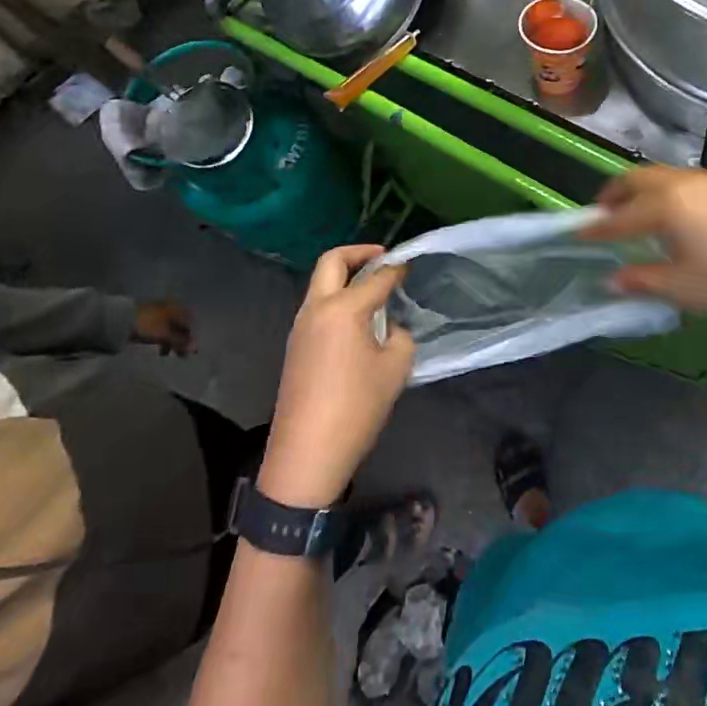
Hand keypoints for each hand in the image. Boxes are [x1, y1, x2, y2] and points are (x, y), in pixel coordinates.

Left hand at [132, 300, 195, 355]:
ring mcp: (158, 313)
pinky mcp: (147, 319)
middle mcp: (170, 307)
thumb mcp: (166, 334)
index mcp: (177, 307)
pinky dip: (162, 340)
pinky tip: (159, 348)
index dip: (192, 336)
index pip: (190, 322)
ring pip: (170, 328)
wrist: (120, 319)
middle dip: (181, 341)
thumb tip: (194, 348)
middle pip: (180, 326)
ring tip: (166, 354)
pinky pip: (160, 330)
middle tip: (181, 355)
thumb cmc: (147, 324)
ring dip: (171, 342)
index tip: (191, 349)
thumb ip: (181, 341)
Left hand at [258, 245, 415, 508]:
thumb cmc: (357, 407)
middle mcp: (316, 309)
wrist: (308, 452)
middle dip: (358, 253)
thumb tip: (390, 329)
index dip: (397, 269)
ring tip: (374, 290)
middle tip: (383, 259)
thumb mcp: (396, 368)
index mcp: (343, 310)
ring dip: (345, 278)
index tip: (411, 265)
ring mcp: (300, 327)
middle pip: (331, 263)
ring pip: (320, 285)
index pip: (375, 278)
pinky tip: (358, 320)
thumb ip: (399, 336)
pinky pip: (317, 308)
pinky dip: (337, 300)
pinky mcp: (295, 346)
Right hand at [582, 166, 706, 347]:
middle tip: (604, 216)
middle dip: (616, 195)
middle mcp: (688, 182)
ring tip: (640, 218)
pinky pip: (692, 183)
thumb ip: (642, 279)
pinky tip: (683, 220)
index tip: (576, 234)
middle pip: (639, 179)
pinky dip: (672, 194)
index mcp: (668, 205)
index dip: (596, 229)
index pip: (620, 217)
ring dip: (645, 192)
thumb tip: (613, 279)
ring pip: (667, 177)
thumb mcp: (683, 290)